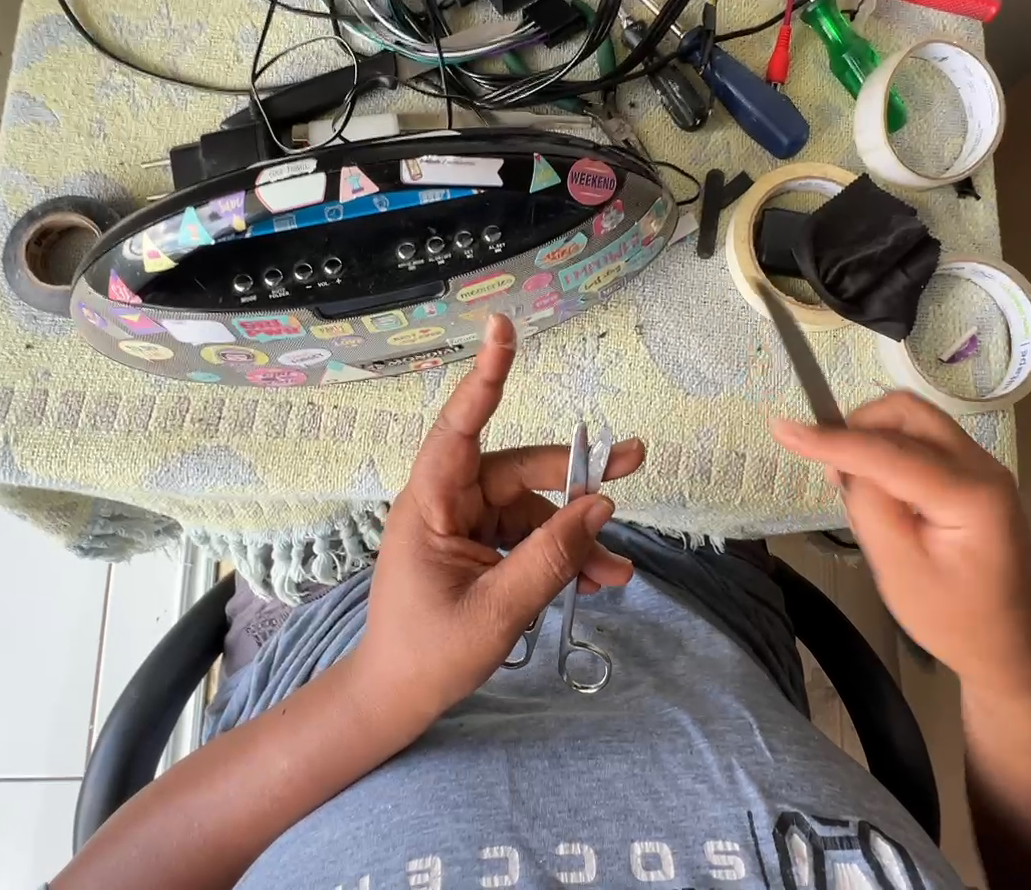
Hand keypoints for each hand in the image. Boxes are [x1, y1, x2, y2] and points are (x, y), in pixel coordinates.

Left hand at [356, 314, 643, 718]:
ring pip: (532, 508)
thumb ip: (552, 555)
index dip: (485, 377)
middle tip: (636, 459)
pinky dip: (563, 555)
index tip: (503, 329)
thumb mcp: (498, 610)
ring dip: (576, 535)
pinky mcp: (479, 545)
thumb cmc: (428, 656)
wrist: (395, 702)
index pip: (459, 426)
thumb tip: (601, 504)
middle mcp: (448, 501)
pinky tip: (599, 580)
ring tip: (618, 571)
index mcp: (431, 504)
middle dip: (574, 474)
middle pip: (518, 471)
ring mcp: (465, 523)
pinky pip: (529, 536)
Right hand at [771, 393, 1030, 696]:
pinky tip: (879, 488)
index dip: (830, 439)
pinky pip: (923, 440)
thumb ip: (869, 506)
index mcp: (969, 494)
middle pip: (907, 412)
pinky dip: (889, 449)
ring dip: (873, 437)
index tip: (781, 428)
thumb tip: (846, 463)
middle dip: (858, 427)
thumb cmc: (953, 619)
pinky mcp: (973, 476)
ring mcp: (981, 467)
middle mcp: (981, 467)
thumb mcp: (898, 570)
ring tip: (853, 484)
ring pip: (914, 420)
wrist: (1010, 649)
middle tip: (832, 468)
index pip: (887, 451)